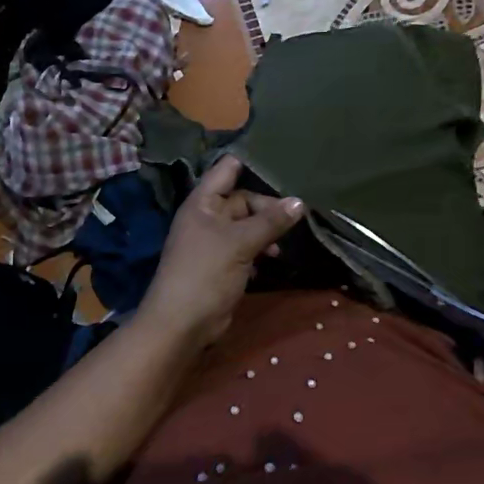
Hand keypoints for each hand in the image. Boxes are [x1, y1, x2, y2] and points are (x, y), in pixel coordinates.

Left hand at [139, 156, 303, 348]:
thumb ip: (270, 221)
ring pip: (248, 225)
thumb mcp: (240, 243)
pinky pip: (247, 246)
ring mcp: (215, 241)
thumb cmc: (205, 273)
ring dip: (268, 231)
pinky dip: (261, 249)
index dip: (252, 162)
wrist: (182, 323)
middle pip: (244, 198)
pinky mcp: (224, 263)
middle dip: (269, 206)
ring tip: (286, 243)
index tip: (284, 161)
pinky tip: (275, 258)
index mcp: (203, 202)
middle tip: (296, 216)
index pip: (228, 169)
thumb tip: (301, 202)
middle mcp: (208, 217)